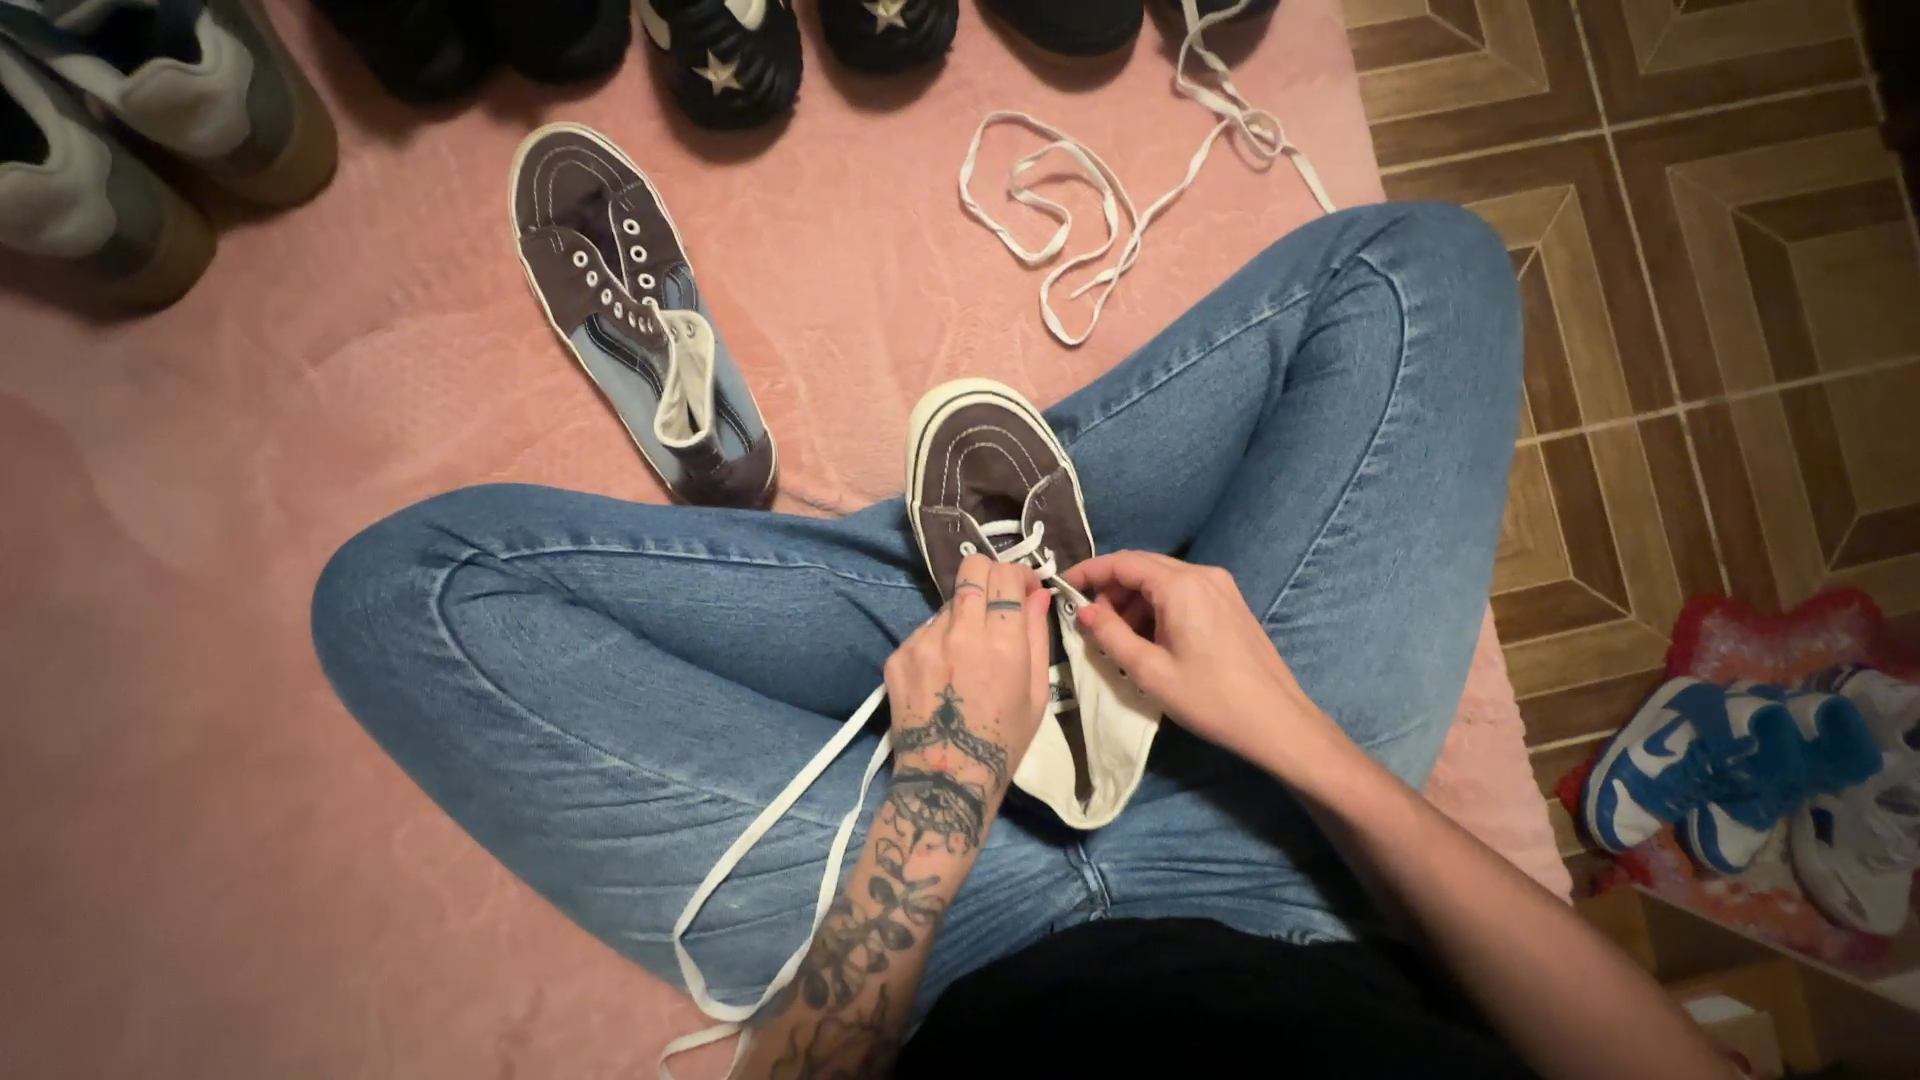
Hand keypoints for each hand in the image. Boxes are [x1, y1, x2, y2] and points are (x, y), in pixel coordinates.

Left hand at [884, 554, 1052, 807]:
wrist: (945, 778)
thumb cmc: (1003, 739)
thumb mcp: (1037, 692)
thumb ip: (1037, 635)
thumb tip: (1038, 594)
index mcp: (1002, 642)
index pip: (1005, 575)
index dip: (1018, 575)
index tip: (1024, 589)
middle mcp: (960, 632)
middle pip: (971, 570)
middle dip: (988, 577)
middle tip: (996, 601)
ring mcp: (923, 642)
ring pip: (947, 604)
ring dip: (962, 615)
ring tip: (967, 654)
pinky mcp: (898, 655)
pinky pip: (923, 632)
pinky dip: (937, 642)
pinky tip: (943, 674)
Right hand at [1061, 551, 1348, 773]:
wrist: (1277, 721)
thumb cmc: (1209, 698)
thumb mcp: (1149, 671)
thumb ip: (1110, 635)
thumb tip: (1082, 611)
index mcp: (1181, 586)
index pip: (1122, 562)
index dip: (1088, 572)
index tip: (1062, 588)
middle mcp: (1202, 574)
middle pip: (1142, 566)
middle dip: (1110, 590)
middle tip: (1090, 623)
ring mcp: (1220, 586)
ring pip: (1162, 580)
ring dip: (1134, 601)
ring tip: (1120, 640)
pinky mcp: (1230, 602)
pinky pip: (1182, 592)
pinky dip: (1157, 607)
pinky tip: (1151, 640)